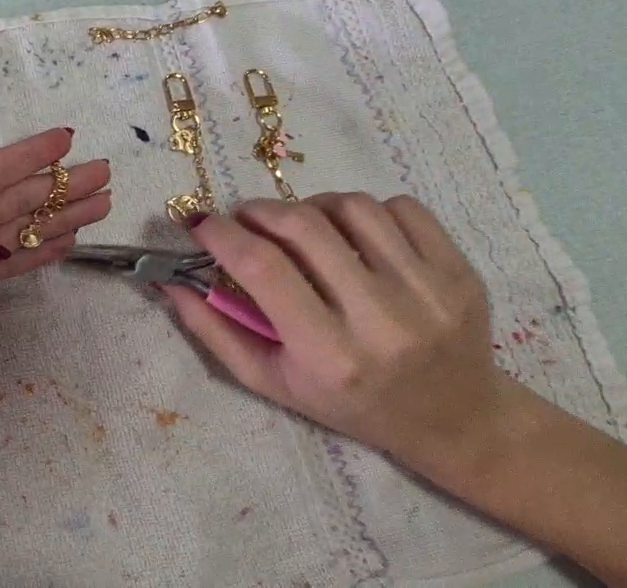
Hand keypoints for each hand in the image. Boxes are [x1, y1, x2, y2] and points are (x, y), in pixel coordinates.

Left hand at [0, 129, 110, 435]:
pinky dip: (39, 249)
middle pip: (11, 196)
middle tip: (106, 172)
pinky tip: (67, 241)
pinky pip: (9, 261)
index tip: (68, 139)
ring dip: (57, 213)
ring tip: (101, 202)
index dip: (28, 155)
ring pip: (17, 226)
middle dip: (57, 184)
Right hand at [162, 194, 510, 476]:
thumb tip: (165, 279)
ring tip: (302, 228)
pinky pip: (401, 207)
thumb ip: (213, 329)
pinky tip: (352, 234)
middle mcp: (383, 320)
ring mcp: (430, 292)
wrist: (457, 421)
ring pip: (351, 206)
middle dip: (259, 211)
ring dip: (311, 206)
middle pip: (303, 226)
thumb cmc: (348, 403)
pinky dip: (364, 209)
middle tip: (246, 221)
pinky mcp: (460, 272)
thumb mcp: (270, 380)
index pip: (262, 267)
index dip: (221, 233)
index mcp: (330, 355)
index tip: (200, 224)